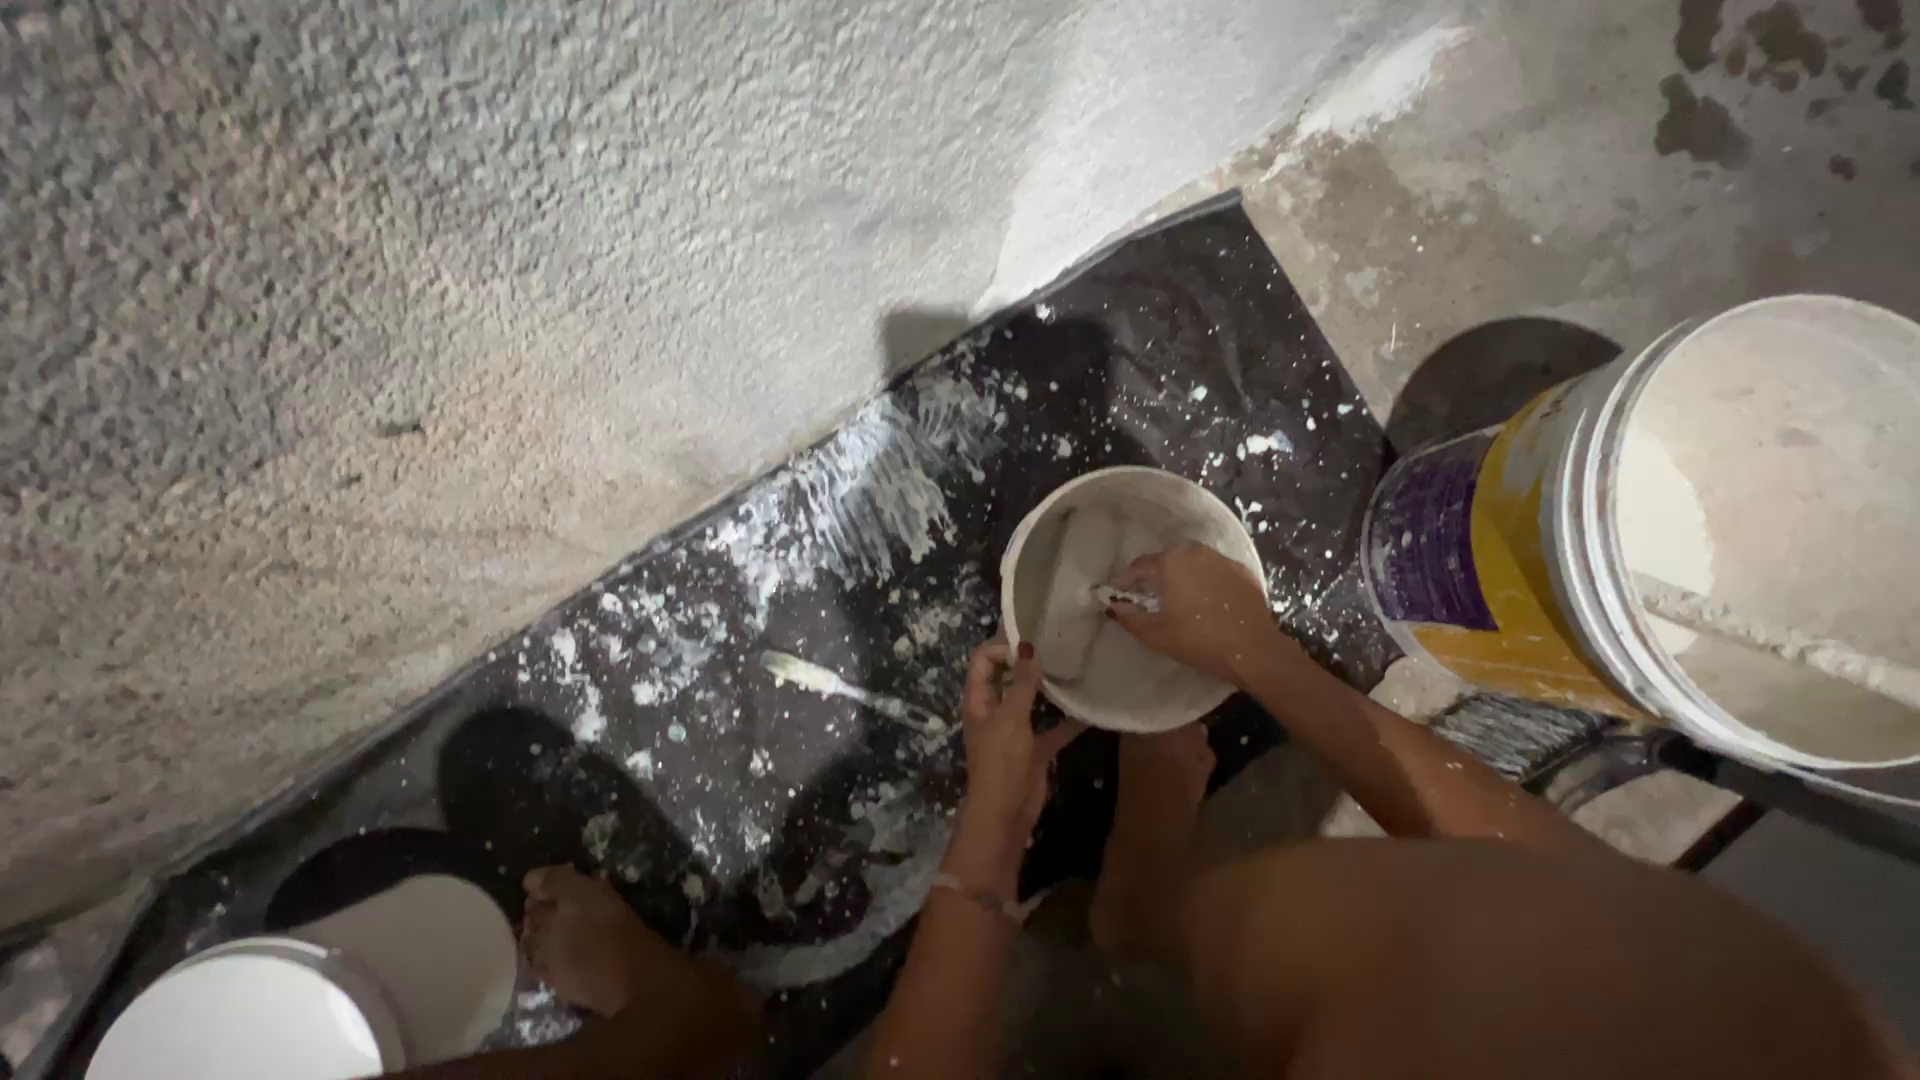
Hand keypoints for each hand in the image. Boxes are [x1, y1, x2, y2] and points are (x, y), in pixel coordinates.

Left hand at [950, 638, 1084, 883]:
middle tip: (1057, 643)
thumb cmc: (1001, 761)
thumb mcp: (1011, 718)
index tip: (1031, 641)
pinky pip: (1054, 729)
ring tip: (1074, 666)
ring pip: (1031, 701)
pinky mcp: (1035, 748)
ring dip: (1049, 687)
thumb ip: (1022, 683)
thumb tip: (1029, 647)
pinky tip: (1092, 710)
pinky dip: (1070, 721)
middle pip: (1007, 676)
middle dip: (1027, 661)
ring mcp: (1015, 730)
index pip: (983, 660)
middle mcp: (995, 710)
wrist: (1006, 813)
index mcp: (979, 700)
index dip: (1001, 646)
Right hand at [1105, 542, 1292, 687]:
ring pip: (1191, 564)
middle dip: (1153, 577)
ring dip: (1180, 577)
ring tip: (1176, 598)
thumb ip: (1128, 616)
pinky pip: (1214, 572)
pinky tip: (1205, 600)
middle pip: (1165, 561)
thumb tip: (1112, 605)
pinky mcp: (1242, 571)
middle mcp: (1195, 553)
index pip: (1138, 567)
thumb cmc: (1198, 640)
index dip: (1125, 580)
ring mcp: (1222, 560)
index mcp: (1170, 563)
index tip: (1116, 592)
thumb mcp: (1155, 634)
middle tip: (1146, 597)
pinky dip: (1205, 581)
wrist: (1253, 650)